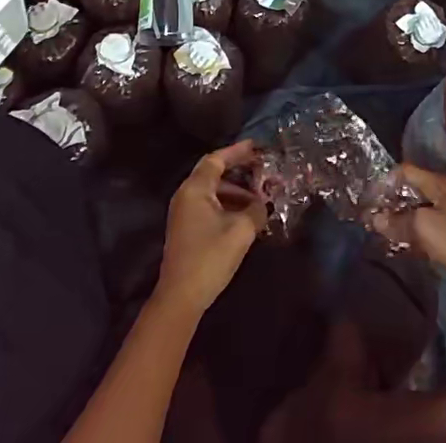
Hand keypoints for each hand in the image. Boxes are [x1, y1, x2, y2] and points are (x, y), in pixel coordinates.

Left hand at [157, 140, 266, 313]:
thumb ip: (256, 209)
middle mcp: (186, 196)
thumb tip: (264, 202)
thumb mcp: (241, 230)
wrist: (181, 297)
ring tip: (259, 197)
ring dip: (236, 190)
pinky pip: (209, 205)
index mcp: (195, 189)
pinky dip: (228, 204)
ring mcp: (184, 213)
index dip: (237, 151)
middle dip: (239, 170)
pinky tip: (246, 215)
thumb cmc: (210, 256)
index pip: (216, 159)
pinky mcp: (187, 229)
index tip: (257, 147)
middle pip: (213, 173)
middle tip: (262, 169)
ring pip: (213, 191)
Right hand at [383, 164, 445, 314]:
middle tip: (368, 216)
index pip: (406, 171)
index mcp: (440, 184)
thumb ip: (397, 220)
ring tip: (376, 232)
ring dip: (397, 221)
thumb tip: (375, 219)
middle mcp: (444, 196)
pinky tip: (395, 246)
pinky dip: (409, 236)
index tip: (367, 198)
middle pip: (410, 192)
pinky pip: (423, 231)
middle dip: (389, 202)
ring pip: (415, 213)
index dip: (385, 181)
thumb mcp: (423, 226)